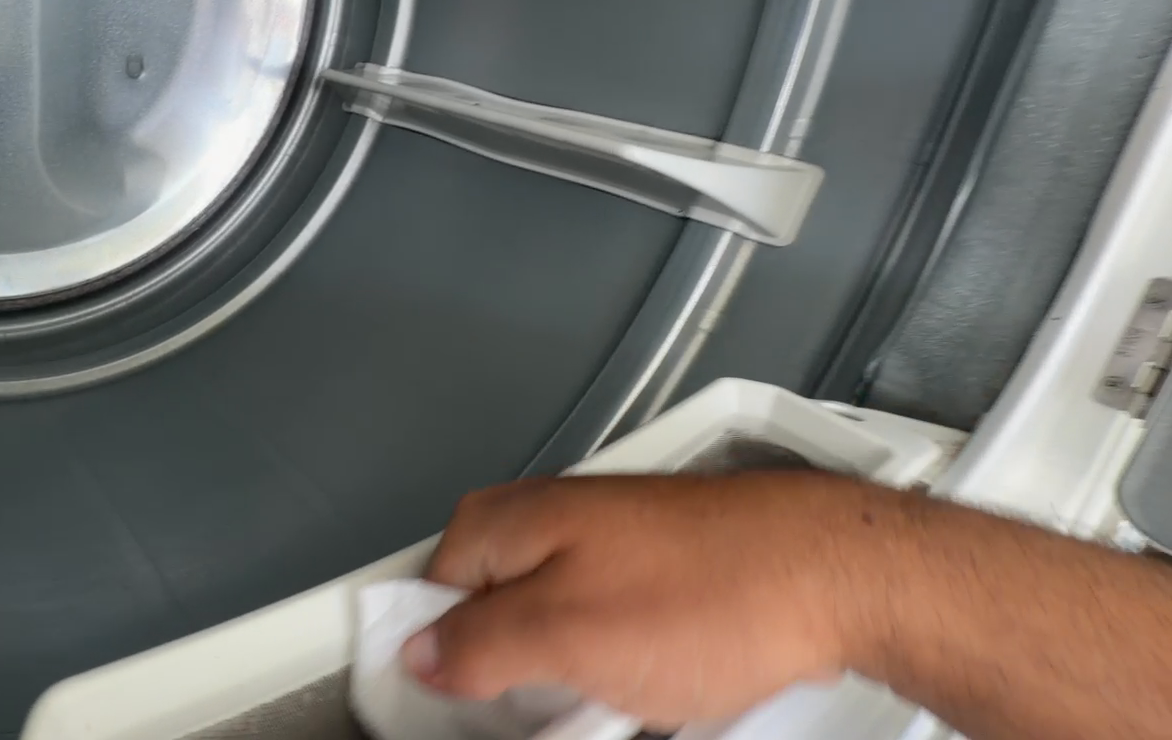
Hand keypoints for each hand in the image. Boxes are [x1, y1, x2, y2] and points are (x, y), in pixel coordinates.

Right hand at [402, 471, 908, 727]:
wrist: (820, 571)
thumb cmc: (697, 596)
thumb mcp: (566, 635)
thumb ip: (477, 644)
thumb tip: (417, 655)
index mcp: (492, 525)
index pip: (426, 606)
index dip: (446, 668)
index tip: (477, 716)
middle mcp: (523, 521)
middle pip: (481, 620)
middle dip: (515, 678)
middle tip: (568, 707)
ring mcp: (576, 539)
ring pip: (539, 630)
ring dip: (567, 678)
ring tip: (620, 697)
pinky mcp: (622, 562)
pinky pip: (585, 625)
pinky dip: (604, 664)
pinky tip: (646, 682)